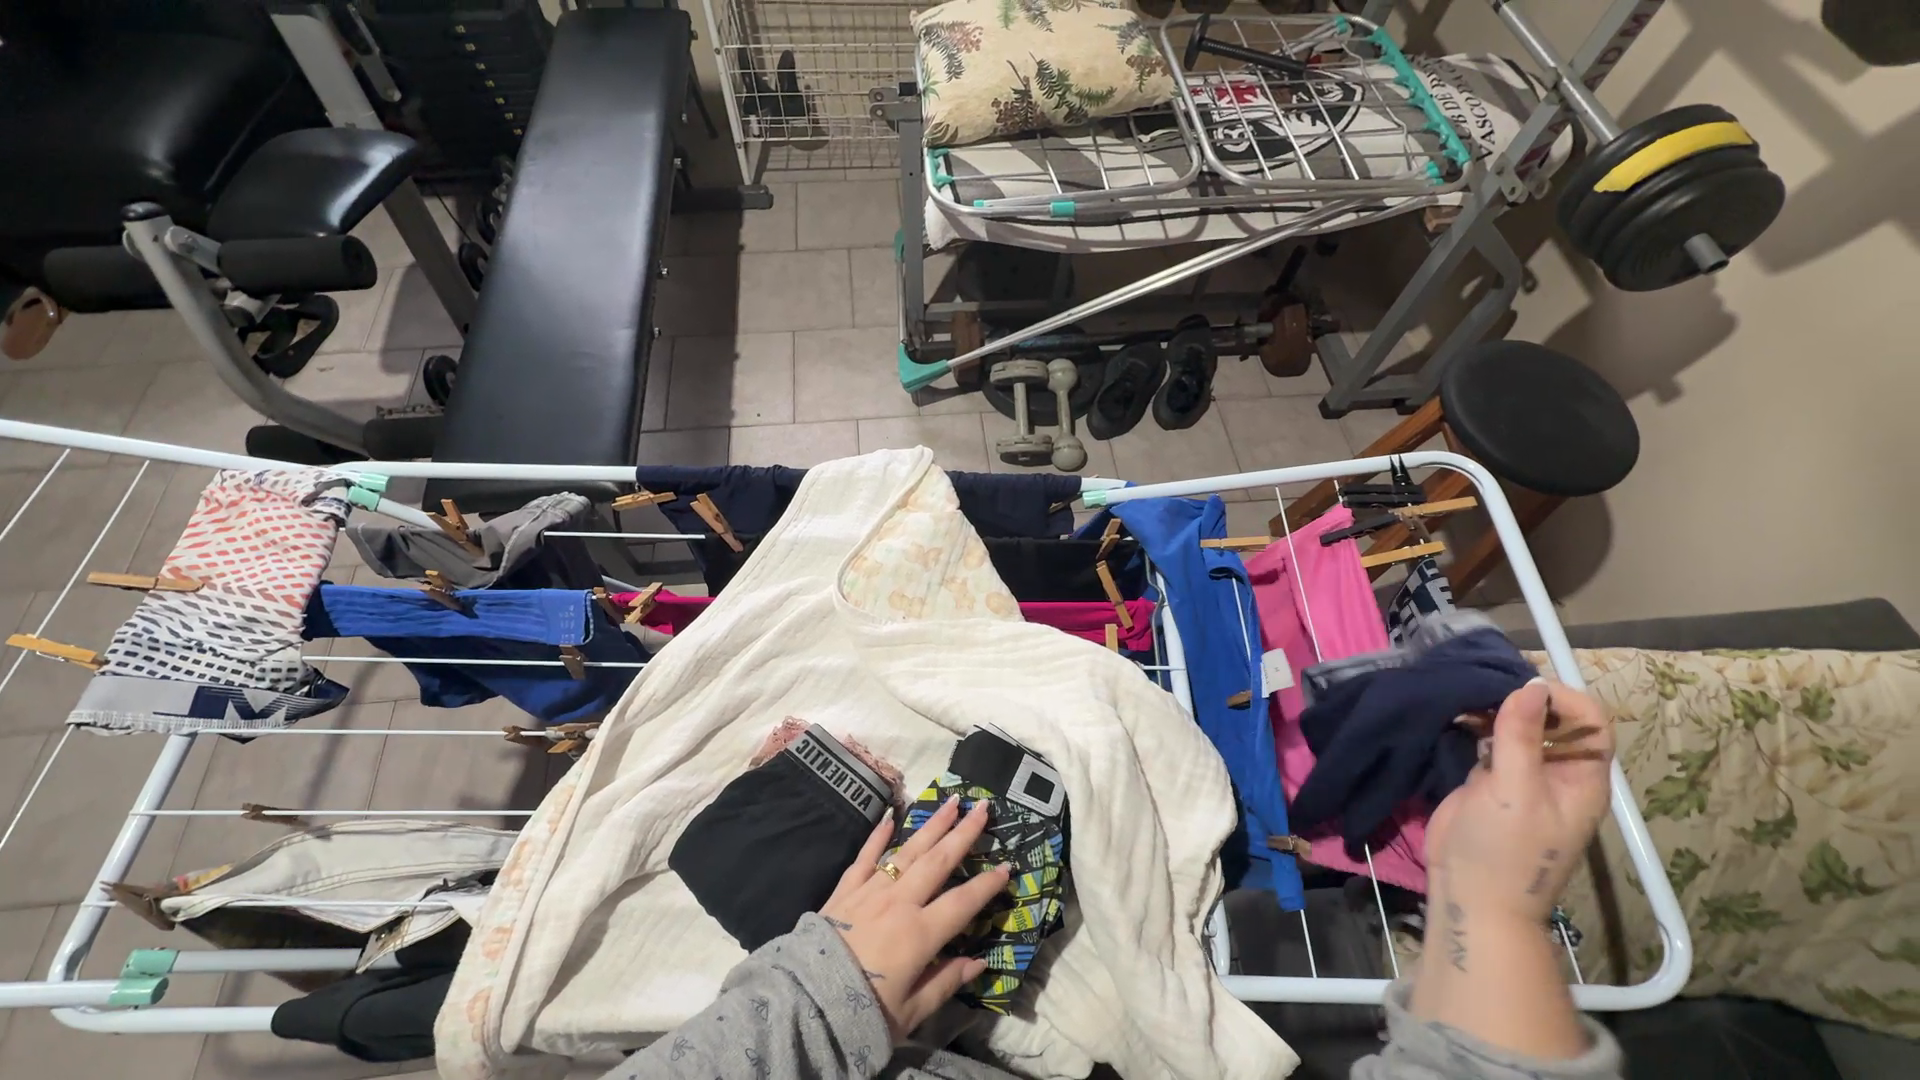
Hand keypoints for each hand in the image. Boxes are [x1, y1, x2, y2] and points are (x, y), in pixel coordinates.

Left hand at [820, 796, 1010, 1040]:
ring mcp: (871, 891)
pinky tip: (890, 816)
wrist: (804, 1004)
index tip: (1007, 866)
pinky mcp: (845, 890)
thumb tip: (978, 963)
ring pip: (908, 851)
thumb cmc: (863, 1012)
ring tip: (951, 802)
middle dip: (964, 833)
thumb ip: (945, 982)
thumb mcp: (911, 1011)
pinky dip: (878, 836)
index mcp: (920, 933)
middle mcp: (899, 903)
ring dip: (932, 824)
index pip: (963, 902)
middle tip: (983, 808)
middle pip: (938, 861)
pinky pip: (866, 857)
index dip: (987, 885)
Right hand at [1426, 677, 1613, 925]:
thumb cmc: (1504, 849)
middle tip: (1484, 688)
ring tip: (1464, 698)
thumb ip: (1520, 737)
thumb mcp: (1515, 791)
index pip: (1590, 722)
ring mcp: (1521, 776)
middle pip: (1554, 720)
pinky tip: (1454, 716)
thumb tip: (1531, 685)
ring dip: (1494, 708)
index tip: (1518, 687)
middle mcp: (1557, 772)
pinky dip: (1474, 724)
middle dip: (1523, 697)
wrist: (1472, 895)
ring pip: (1518, 727)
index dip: (1562, 699)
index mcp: (1582, 778)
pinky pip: (1490, 741)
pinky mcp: (1488, 781)